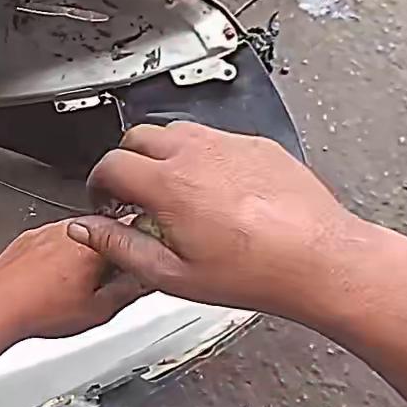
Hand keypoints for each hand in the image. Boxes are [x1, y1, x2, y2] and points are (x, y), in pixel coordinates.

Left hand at [0, 221, 147, 341]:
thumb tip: (148, 279)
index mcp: (96, 241)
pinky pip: (54, 243)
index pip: (135, 230)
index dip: (142, 247)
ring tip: (75, 287)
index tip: (142, 263)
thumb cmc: (41, 310)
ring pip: (80, 237)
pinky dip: (58, 258)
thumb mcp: (100, 310)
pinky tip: (53, 282)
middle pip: (106, 232)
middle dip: (111, 253)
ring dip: (83, 255)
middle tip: (107, 283)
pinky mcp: (29, 238)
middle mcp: (72, 228)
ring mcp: (47, 231)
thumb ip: (130, 290)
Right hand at [68, 121, 406, 323]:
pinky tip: (211, 191)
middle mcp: (198, 153)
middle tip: (132, 195)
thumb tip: (88, 231)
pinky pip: (214, 138)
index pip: (111, 165)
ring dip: (161, 156)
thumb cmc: (256, 272)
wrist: (318, 260)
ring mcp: (230, 144)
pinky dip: (200, 156)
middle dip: (125, 164)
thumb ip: (120, 247)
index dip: (98, 184)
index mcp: (171, 184)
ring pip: (176, 131)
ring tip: (171, 193)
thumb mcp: (172, 274)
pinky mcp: (256, 144)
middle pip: (138, 137)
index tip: (105, 201)